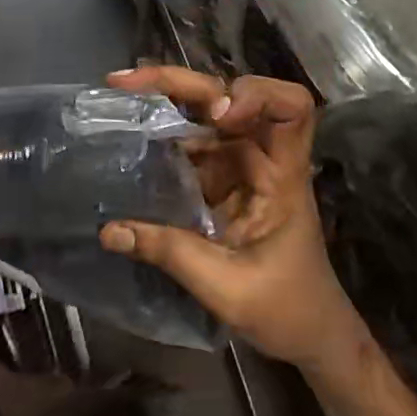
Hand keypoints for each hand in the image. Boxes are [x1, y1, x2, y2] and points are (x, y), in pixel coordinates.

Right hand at [98, 67, 362, 371]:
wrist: (307, 333)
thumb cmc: (287, 309)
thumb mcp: (228, 288)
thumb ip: (170, 253)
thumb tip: (109, 231)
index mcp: (283, 174)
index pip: (292, 107)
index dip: (257, 95)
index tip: (218, 115)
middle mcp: (261, 156)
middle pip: (230, 95)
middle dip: (181, 82)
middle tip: (127, 82)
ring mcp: (238, 163)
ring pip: (205, 111)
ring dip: (165, 97)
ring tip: (120, 92)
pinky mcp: (219, 177)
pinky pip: (189, 141)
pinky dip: (159, 130)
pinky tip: (129, 129)